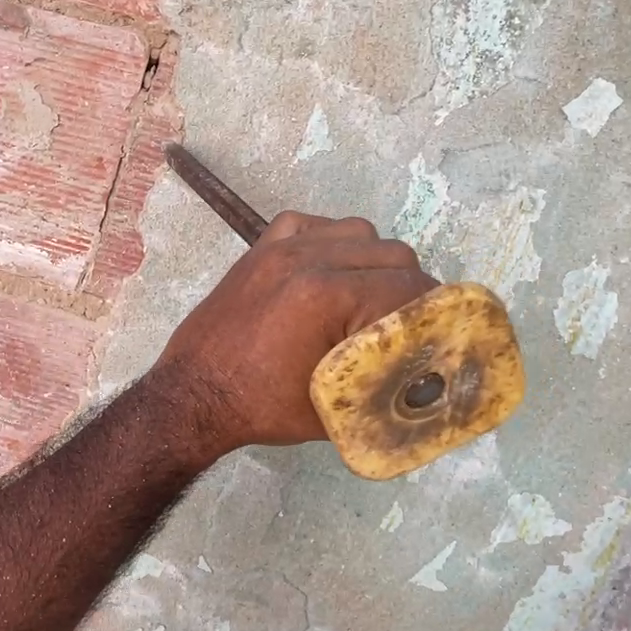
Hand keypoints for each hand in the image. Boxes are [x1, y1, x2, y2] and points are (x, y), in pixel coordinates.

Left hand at [150, 211, 438, 455]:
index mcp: (325, 295)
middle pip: (391, 253)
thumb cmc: (262, 406)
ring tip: (366, 297)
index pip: (409, 287)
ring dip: (371, 260)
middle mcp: (304, 260)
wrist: (192, 393)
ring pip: (354, 231)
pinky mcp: (256, 250)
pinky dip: (327, 240)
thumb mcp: (336, 404)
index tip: (438, 334)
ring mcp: (276, 249)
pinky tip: (328, 270)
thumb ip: (386, 380)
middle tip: (404, 323)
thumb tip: (433, 379)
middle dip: (408, 288)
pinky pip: (307, 224)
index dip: (435, 313)